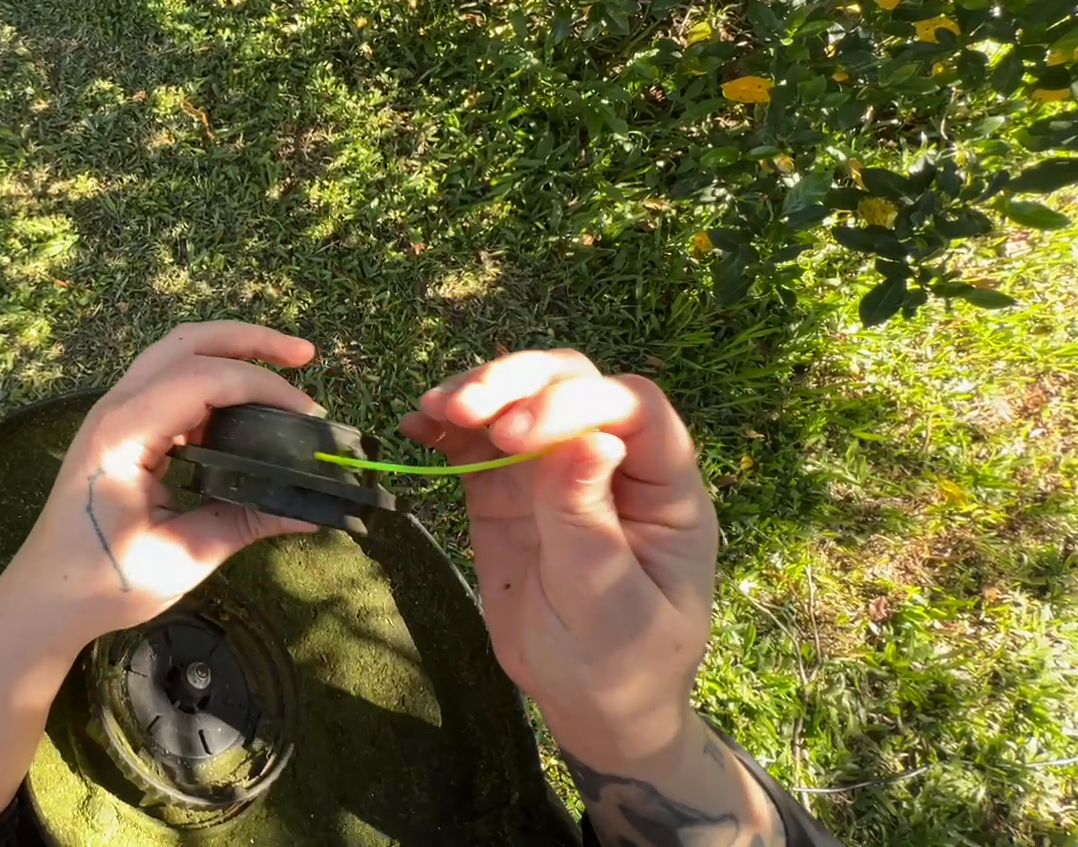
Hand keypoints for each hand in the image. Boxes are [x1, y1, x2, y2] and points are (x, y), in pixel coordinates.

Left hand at [0, 321, 320, 649]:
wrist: (46, 595)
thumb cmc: (104, 581)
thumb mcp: (183, 556)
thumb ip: (246, 521)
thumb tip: (312, 509)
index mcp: (124, 434)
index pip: (202, 380)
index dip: (261, 387)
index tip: (308, 416)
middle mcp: (116, 407)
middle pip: (186, 343)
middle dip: (247, 339)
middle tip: (304, 354)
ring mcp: (114, 411)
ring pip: (175, 353)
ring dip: (229, 350)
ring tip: (282, 365)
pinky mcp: (121, 425)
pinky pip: (168, 381)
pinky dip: (211, 379)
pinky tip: (242, 407)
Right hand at [399, 350, 719, 774]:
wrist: (576, 696)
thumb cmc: (616, 660)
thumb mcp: (606, 603)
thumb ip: (588, 521)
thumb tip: (589, 440)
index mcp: (663, 490)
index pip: (630, 408)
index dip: (572, 403)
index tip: (513, 437)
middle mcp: (609, 460)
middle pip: (569, 382)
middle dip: (513, 383)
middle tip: (461, 410)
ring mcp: (551, 468)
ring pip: (518, 395)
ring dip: (473, 391)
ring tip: (430, 408)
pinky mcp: (502, 483)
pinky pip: (473, 437)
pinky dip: (442, 424)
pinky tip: (414, 425)